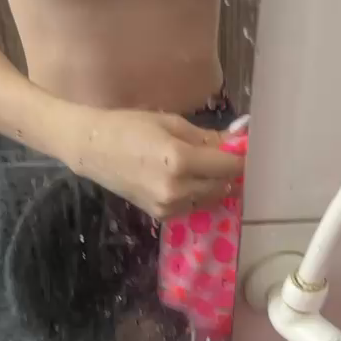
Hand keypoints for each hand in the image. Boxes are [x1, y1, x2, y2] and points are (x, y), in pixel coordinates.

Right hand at [66, 108, 243, 218]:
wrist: (93, 150)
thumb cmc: (130, 127)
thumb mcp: (171, 123)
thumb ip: (206, 137)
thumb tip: (236, 141)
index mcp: (180, 161)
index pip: (228, 166)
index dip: (241, 158)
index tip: (246, 149)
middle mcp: (178, 190)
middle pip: (223, 186)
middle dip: (229, 172)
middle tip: (228, 157)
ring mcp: (170, 207)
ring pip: (210, 200)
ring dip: (216, 185)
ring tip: (208, 168)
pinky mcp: (162, 216)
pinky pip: (193, 208)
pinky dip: (198, 195)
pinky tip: (190, 181)